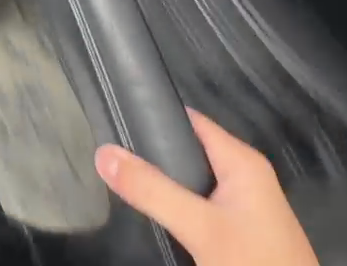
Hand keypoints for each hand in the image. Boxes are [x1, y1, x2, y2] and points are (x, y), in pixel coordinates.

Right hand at [94, 110, 319, 265]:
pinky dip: (174, 202)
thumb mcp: (200, 228)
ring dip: (160, 179)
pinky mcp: (239, 230)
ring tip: (120, 178)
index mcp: (242, 162)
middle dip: (149, 151)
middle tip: (109, 154)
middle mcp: (245, 176)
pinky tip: (151, 211)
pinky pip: (197, 201)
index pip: (188, 119)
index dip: (150, 115)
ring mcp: (244, 205)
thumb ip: (151, 190)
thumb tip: (101, 152)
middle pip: (186, 148)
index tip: (110, 118)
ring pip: (190, 178)